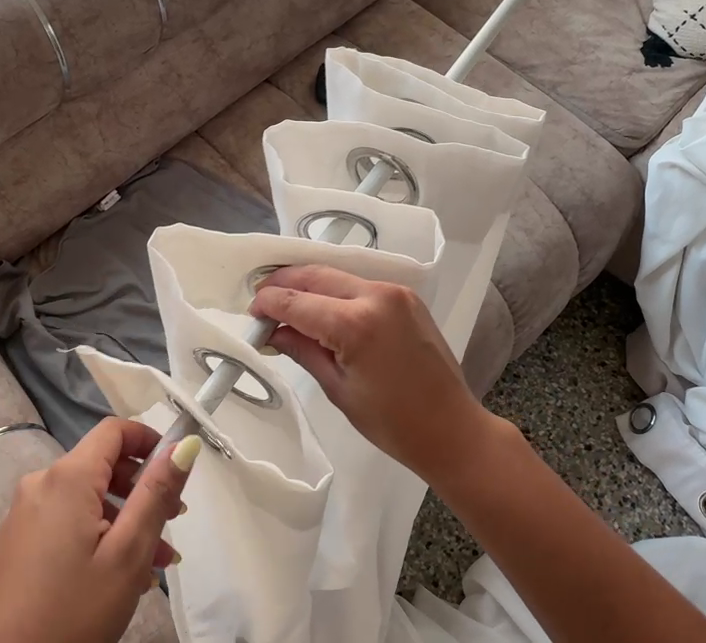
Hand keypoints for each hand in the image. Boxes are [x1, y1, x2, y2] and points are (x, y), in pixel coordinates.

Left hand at [0, 418, 199, 642]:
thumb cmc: (73, 610)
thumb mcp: (128, 554)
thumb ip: (157, 494)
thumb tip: (185, 443)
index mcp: (67, 477)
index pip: (113, 430)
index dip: (148, 439)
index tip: (176, 469)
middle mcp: (41, 483)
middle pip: (101, 464)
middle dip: (142, 487)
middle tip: (174, 523)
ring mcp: (25, 513)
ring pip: (87, 497)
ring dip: (124, 517)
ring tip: (156, 561)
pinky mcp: (19, 540)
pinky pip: (67, 519)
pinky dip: (98, 532)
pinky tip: (118, 572)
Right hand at [249, 265, 497, 486]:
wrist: (453, 430)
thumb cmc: (393, 423)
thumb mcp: (338, 389)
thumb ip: (302, 350)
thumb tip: (273, 331)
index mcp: (355, 325)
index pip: (296, 302)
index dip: (268, 304)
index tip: (252, 313)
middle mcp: (375, 296)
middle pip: (315, 275)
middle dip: (284, 284)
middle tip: (262, 300)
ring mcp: (395, 292)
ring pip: (337, 274)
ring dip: (309, 283)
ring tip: (287, 301)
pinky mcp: (406, 296)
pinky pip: (360, 283)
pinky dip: (335, 288)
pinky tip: (321, 304)